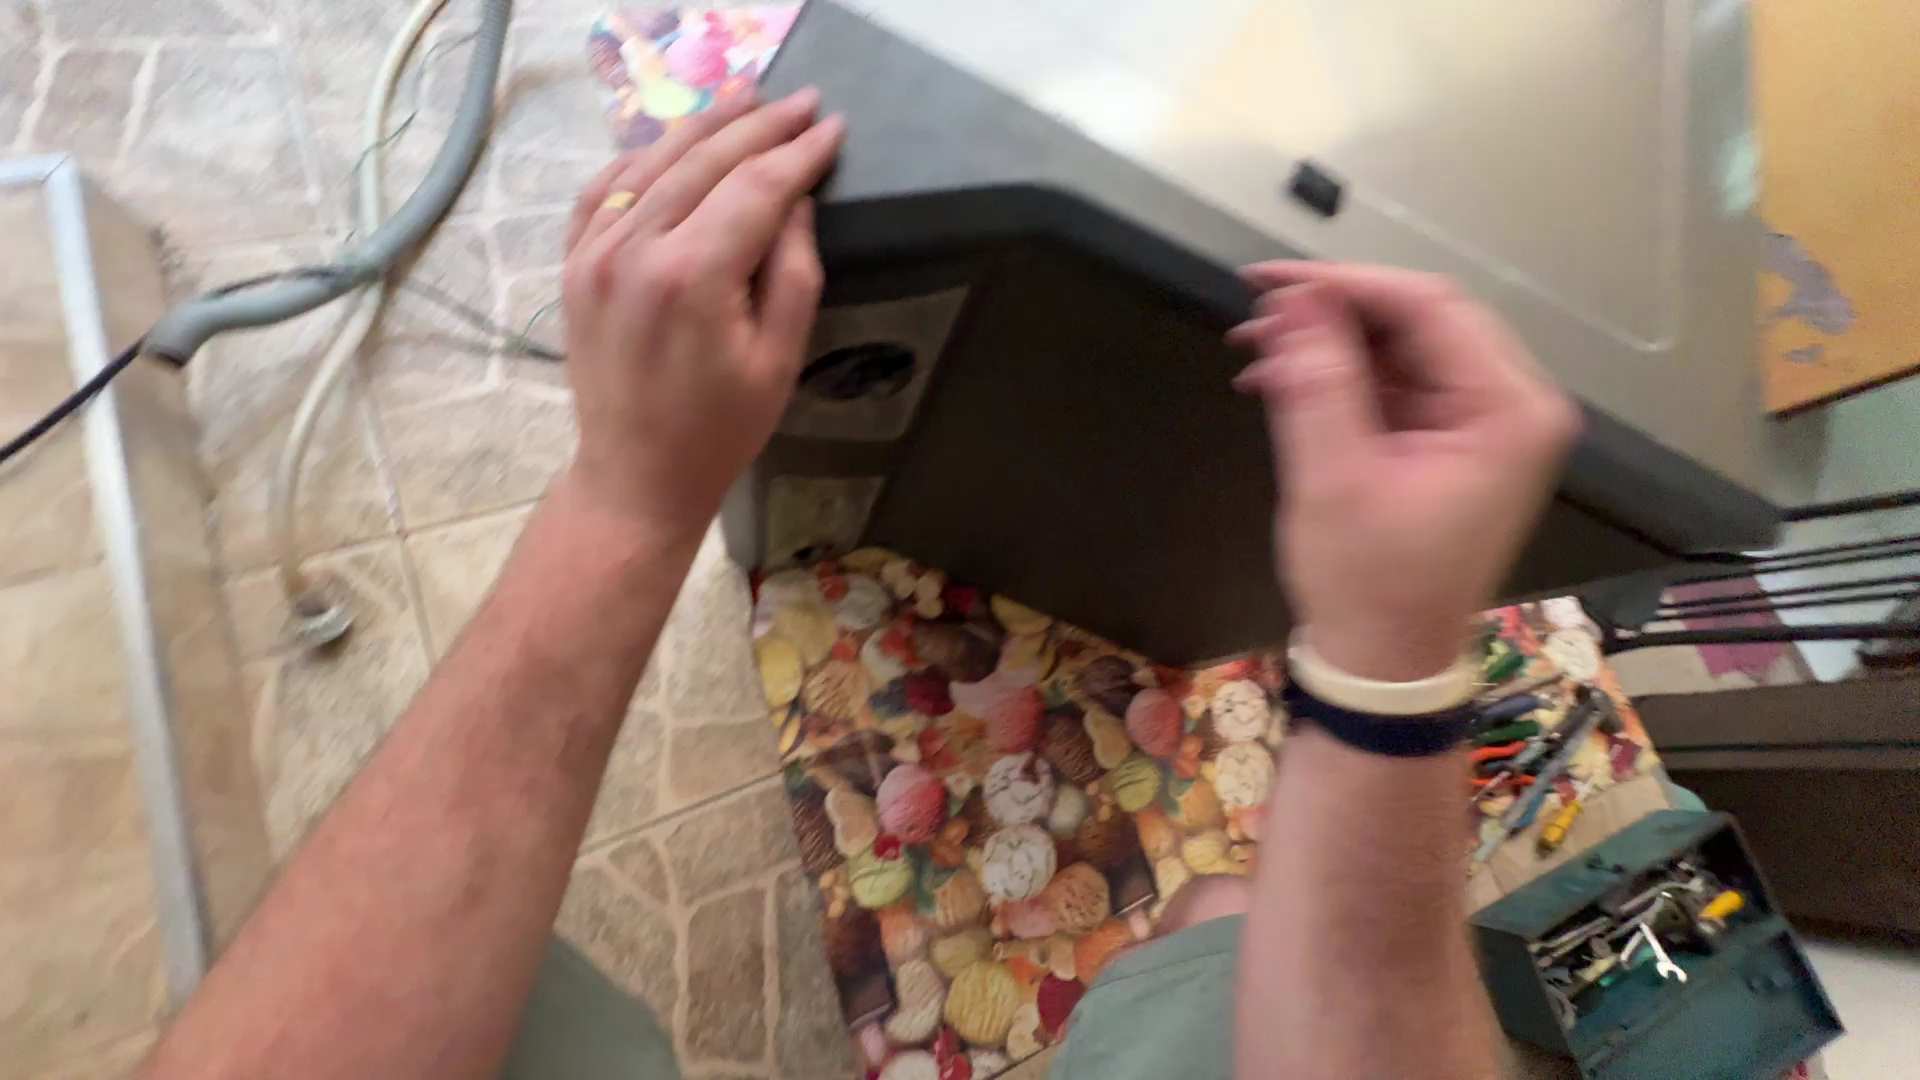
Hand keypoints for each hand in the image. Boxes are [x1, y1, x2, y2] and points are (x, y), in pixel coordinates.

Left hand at [558, 89, 844, 534]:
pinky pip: (606, 186)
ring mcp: (594, 250)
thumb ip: (793, 275)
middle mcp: (635, 247)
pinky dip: (643, 155)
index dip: (799, 154)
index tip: (831, 129)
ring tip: (746, 98)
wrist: (638, 474)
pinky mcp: (575, 263)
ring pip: (653, 161)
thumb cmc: (722, 431)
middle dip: (760, 125)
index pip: (756, 188)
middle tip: (801, 102)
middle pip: (705, 160)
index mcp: (693, 277)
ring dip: (704, 125)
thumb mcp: (779, 362)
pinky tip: (672, 142)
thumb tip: (795, 203)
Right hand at [1231, 263, 1579, 680]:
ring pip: (1396, 352)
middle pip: (1415, 323)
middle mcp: (1503, 407)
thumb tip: (1292, 307)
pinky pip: (1388, 388)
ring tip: (1256, 354)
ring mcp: (1474, 425)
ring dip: (1324, 347)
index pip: (1427, 308)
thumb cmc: (1366, 581)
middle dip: (1330, 314)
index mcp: (1504, 410)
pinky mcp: (1440, 444)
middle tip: (1255, 316)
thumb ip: (1316, 385)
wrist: (1381, 658)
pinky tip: (1280, 384)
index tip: (1269, 283)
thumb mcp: (1334, 481)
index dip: (1344, 284)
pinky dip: (1332, 381)